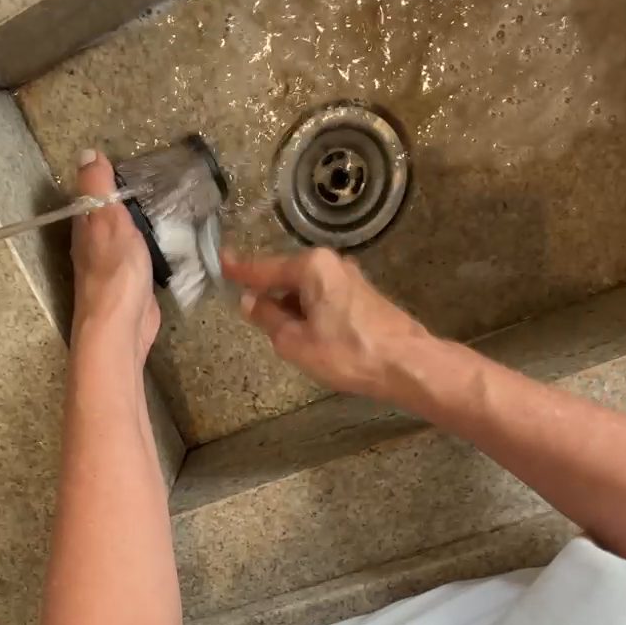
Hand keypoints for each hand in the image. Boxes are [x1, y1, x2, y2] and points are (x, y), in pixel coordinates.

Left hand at [71, 150, 159, 353]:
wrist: (121, 328)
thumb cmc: (114, 273)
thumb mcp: (107, 220)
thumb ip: (98, 188)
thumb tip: (86, 153)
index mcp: (86, 229)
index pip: (95, 197)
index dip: (112, 181)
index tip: (140, 168)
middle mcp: (97, 248)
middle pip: (114, 219)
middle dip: (134, 205)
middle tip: (166, 188)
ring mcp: (117, 270)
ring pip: (131, 240)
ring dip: (147, 229)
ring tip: (174, 211)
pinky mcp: (136, 289)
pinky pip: (146, 262)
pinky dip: (157, 252)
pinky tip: (172, 246)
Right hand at [223, 248, 430, 399]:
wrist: (405, 363)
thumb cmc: (347, 353)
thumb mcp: (295, 342)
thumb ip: (268, 318)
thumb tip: (248, 301)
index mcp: (311, 267)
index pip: (264, 268)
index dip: (239, 270)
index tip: (220, 261)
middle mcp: (331, 263)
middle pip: (286, 277)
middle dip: (268, 294)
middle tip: (252, 317)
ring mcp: (349, 278)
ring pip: (305, 289)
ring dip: (290, 307)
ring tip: (283, 336)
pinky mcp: (361, 295)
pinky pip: (322, 297)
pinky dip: (308, 311)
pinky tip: (308, 335)